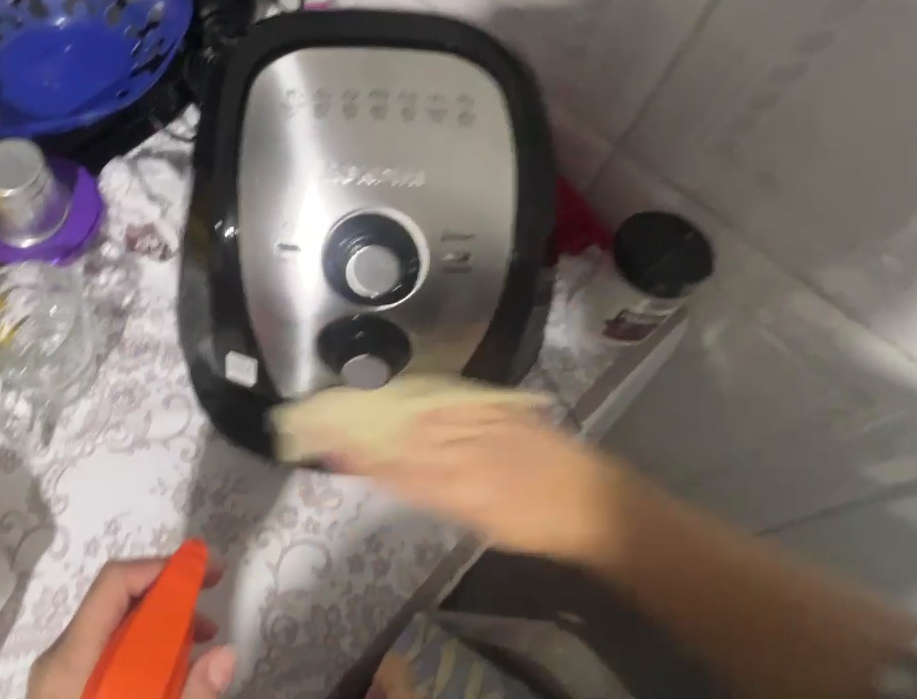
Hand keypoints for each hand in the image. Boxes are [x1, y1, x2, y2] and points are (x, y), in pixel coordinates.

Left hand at [28, 558, 237, 698]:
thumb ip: (190, 698)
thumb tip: (227, 653)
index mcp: (71, 661)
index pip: (115, 584)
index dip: (163, 567)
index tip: (208, 571)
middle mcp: (59, 659)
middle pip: (116, 601)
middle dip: (169, 592)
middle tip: (213, 597)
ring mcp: (60, 679)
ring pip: (114, 627)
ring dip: (161, 622)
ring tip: (204, 640)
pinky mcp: (68, 696)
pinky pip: (109, 653)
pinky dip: (145, 649)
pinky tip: (174, 670)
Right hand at [328, 405, 625, 559]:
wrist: (593, 500)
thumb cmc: (537, 524)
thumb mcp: (483, 524)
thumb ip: (434, 495)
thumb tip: (391, 474)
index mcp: (459, 483)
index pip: (397, 465)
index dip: (360, 454)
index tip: (326, 444)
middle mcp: (464, 447)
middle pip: (401, 433)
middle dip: (360, 425)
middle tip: (323, 416)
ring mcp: (480, 422)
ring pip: (420, 413)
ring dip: (381, 407)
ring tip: (348, 399)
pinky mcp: (495, 407)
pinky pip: (448, 399)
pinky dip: (420, 397)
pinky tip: (400, 392)